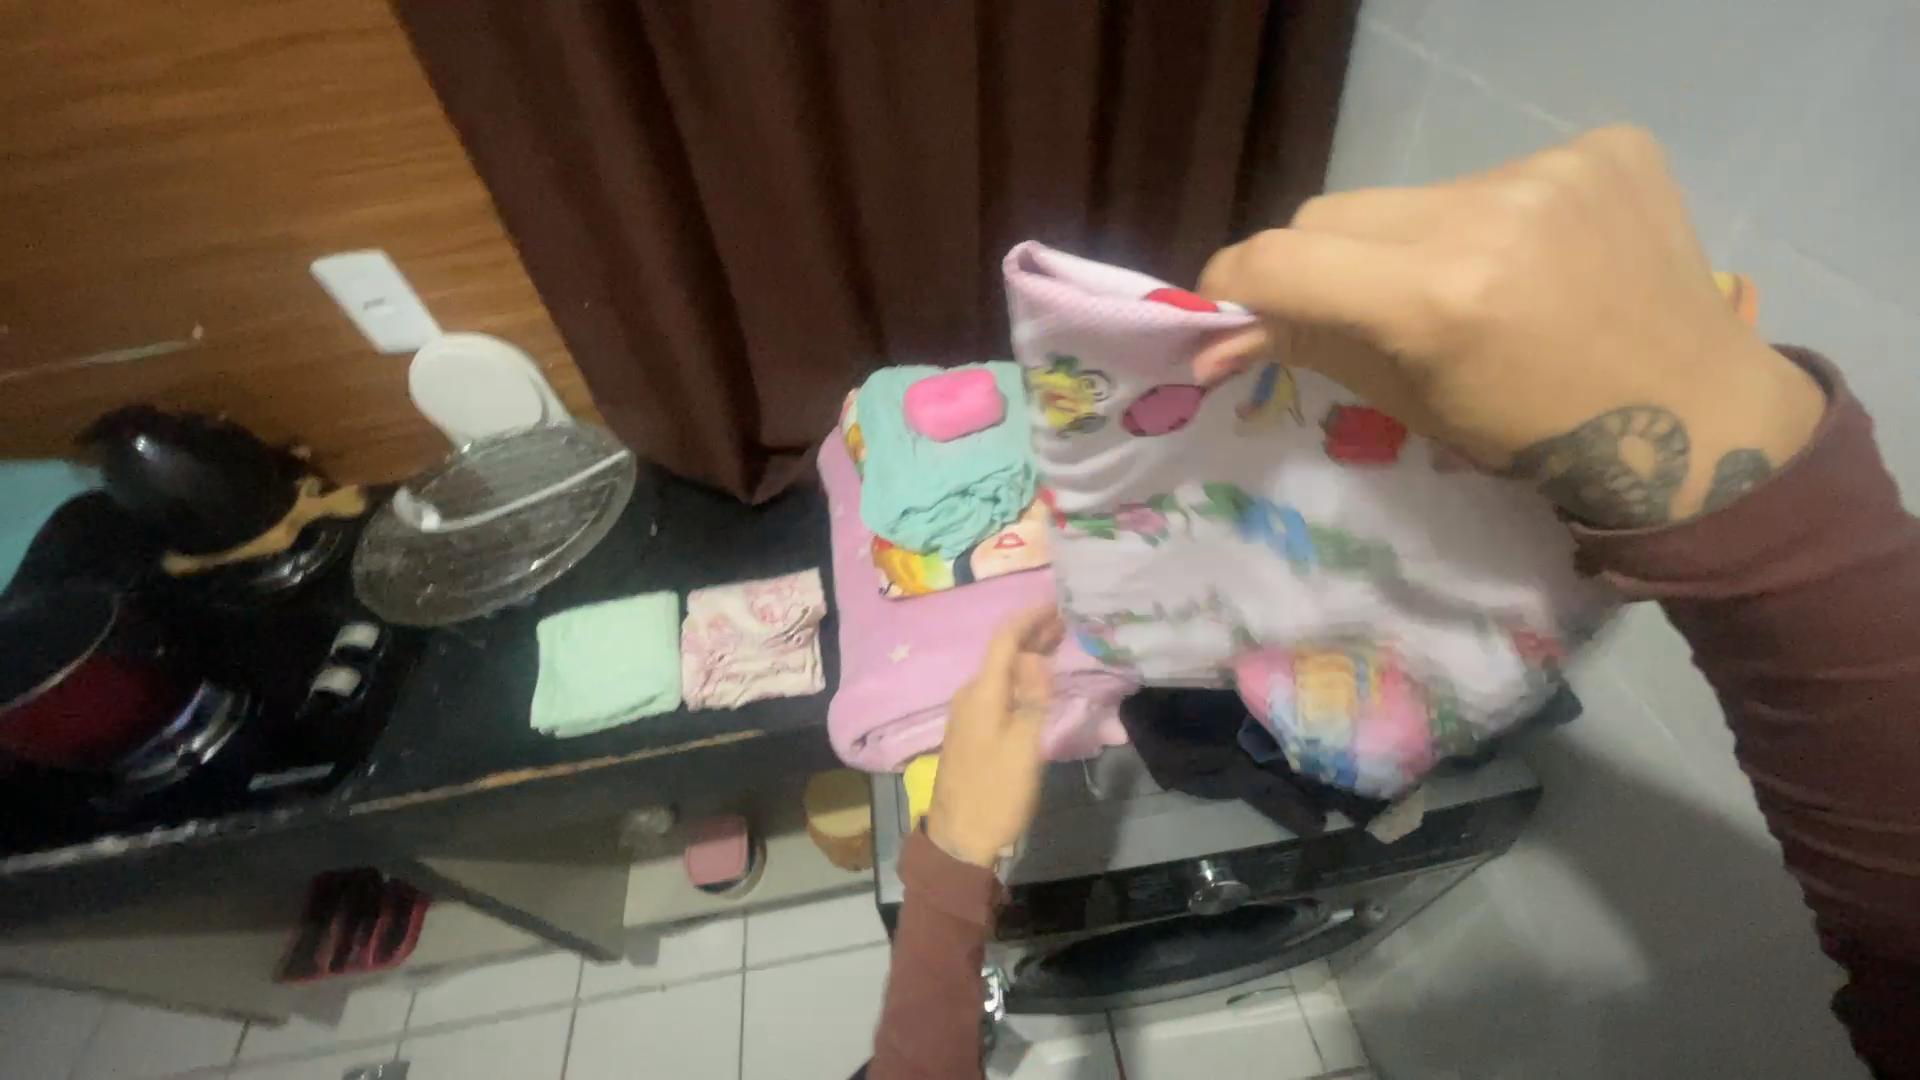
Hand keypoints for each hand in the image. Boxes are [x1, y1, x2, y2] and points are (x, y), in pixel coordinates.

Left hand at [926, 606, 1064, 867]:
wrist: (960, 837)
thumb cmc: (996, 792)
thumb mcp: (1024, 748)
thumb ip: (1033, 699)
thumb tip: (1038, 657)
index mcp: (982, 693)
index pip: (1004, 640)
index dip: (1029, 618)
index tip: (1056, 603)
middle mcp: (970, 694)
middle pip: (1002, 652)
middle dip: (1032, 632)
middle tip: (1066, 620)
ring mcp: (968, 712)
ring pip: (1000, 669)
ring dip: (1027, 653)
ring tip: (1058, 642)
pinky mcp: (971, 729)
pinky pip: (998, 687)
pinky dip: (1020, 674)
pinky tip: (1038, 679)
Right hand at [1196, 125, 1823, 527]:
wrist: (1690, 415)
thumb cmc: (1524, 432)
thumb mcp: (1395, 397)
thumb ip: (1301, 346)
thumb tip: (1207, 346)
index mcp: (1435, 298)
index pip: (1280, 260)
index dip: (1230, 283)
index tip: (1223, 308)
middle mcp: (1488, 215)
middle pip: (1328, 214)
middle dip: (1309, 265)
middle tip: (1334, 308)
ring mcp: (1552, 169)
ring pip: (1399, 196)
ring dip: (1391, 243)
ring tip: (1444, 286)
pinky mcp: (1600, 146)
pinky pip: (1477, 178)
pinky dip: (1467, 222)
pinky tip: (1514, 257)